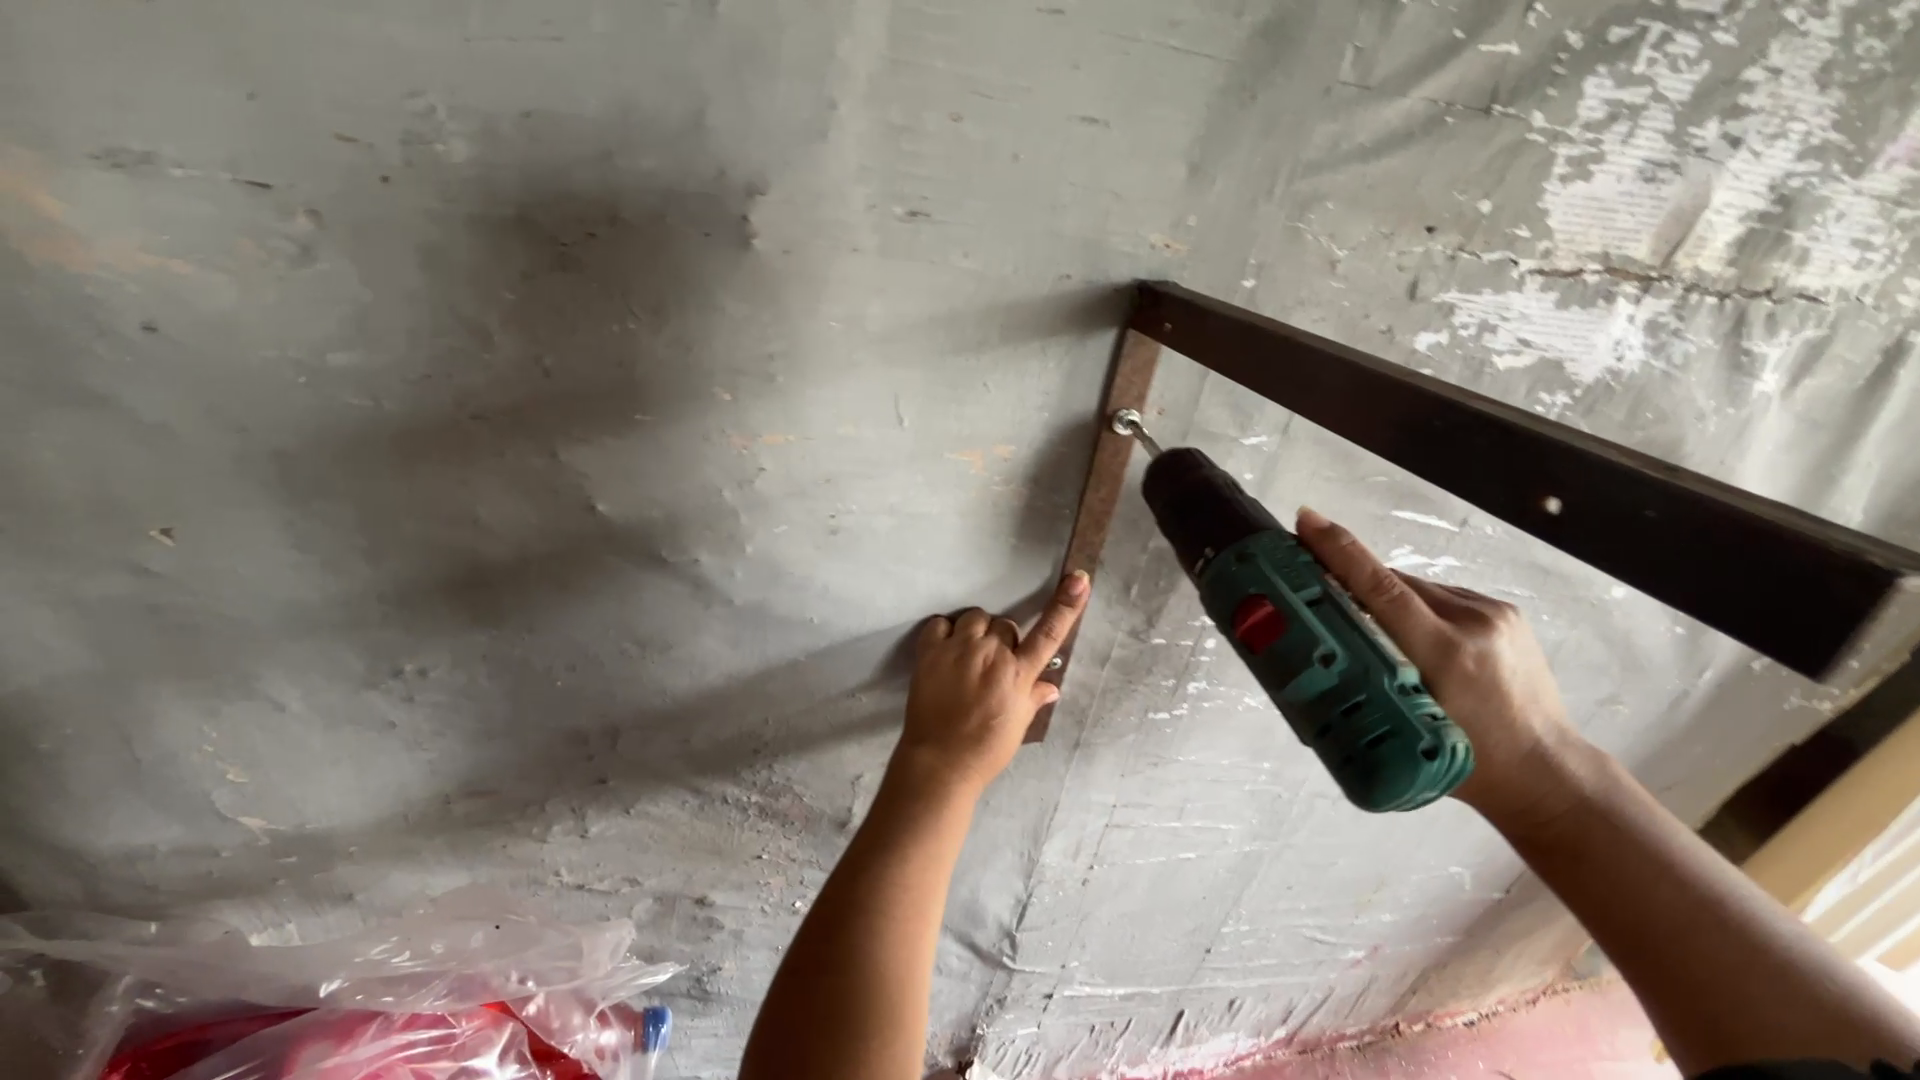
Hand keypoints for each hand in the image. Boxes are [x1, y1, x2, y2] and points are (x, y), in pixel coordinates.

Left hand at [894, 570, 1091, 795]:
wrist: (941, 763)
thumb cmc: (985, 750)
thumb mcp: (1018, 726)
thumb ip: (1033, 699)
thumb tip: (1051, 688)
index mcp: (1018, 674)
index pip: (1048, 633)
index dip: (1066, 605)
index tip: (1078, 579)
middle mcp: (991, 655)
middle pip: (1005, 625)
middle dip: (1002, 639)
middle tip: (992, 666)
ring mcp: (959, 650)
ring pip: (975, 618)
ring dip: (975, 632)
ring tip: (967, 657)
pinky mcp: (930, 652)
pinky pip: (940, 624)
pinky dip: (943, 632)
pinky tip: (944, 651)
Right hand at [1294, 508, 1590, 827]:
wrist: (1547, 772)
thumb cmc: (1465, 765)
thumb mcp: (1402, 726)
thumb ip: (1365, 678)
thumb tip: (1320, 640)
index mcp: (1444, 655)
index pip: (1381, 589)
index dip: (1339, 552)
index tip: (1307, 520)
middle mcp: (1473, 622)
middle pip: (1393, 583)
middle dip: (1352, 584)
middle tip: (1313, 591)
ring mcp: (1495, 614)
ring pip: (1417, 590)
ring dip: (1385, 600)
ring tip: (1367, 631)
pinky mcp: (1506, 613)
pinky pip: (1441, 598)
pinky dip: (1415, 609)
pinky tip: (1410, 638)